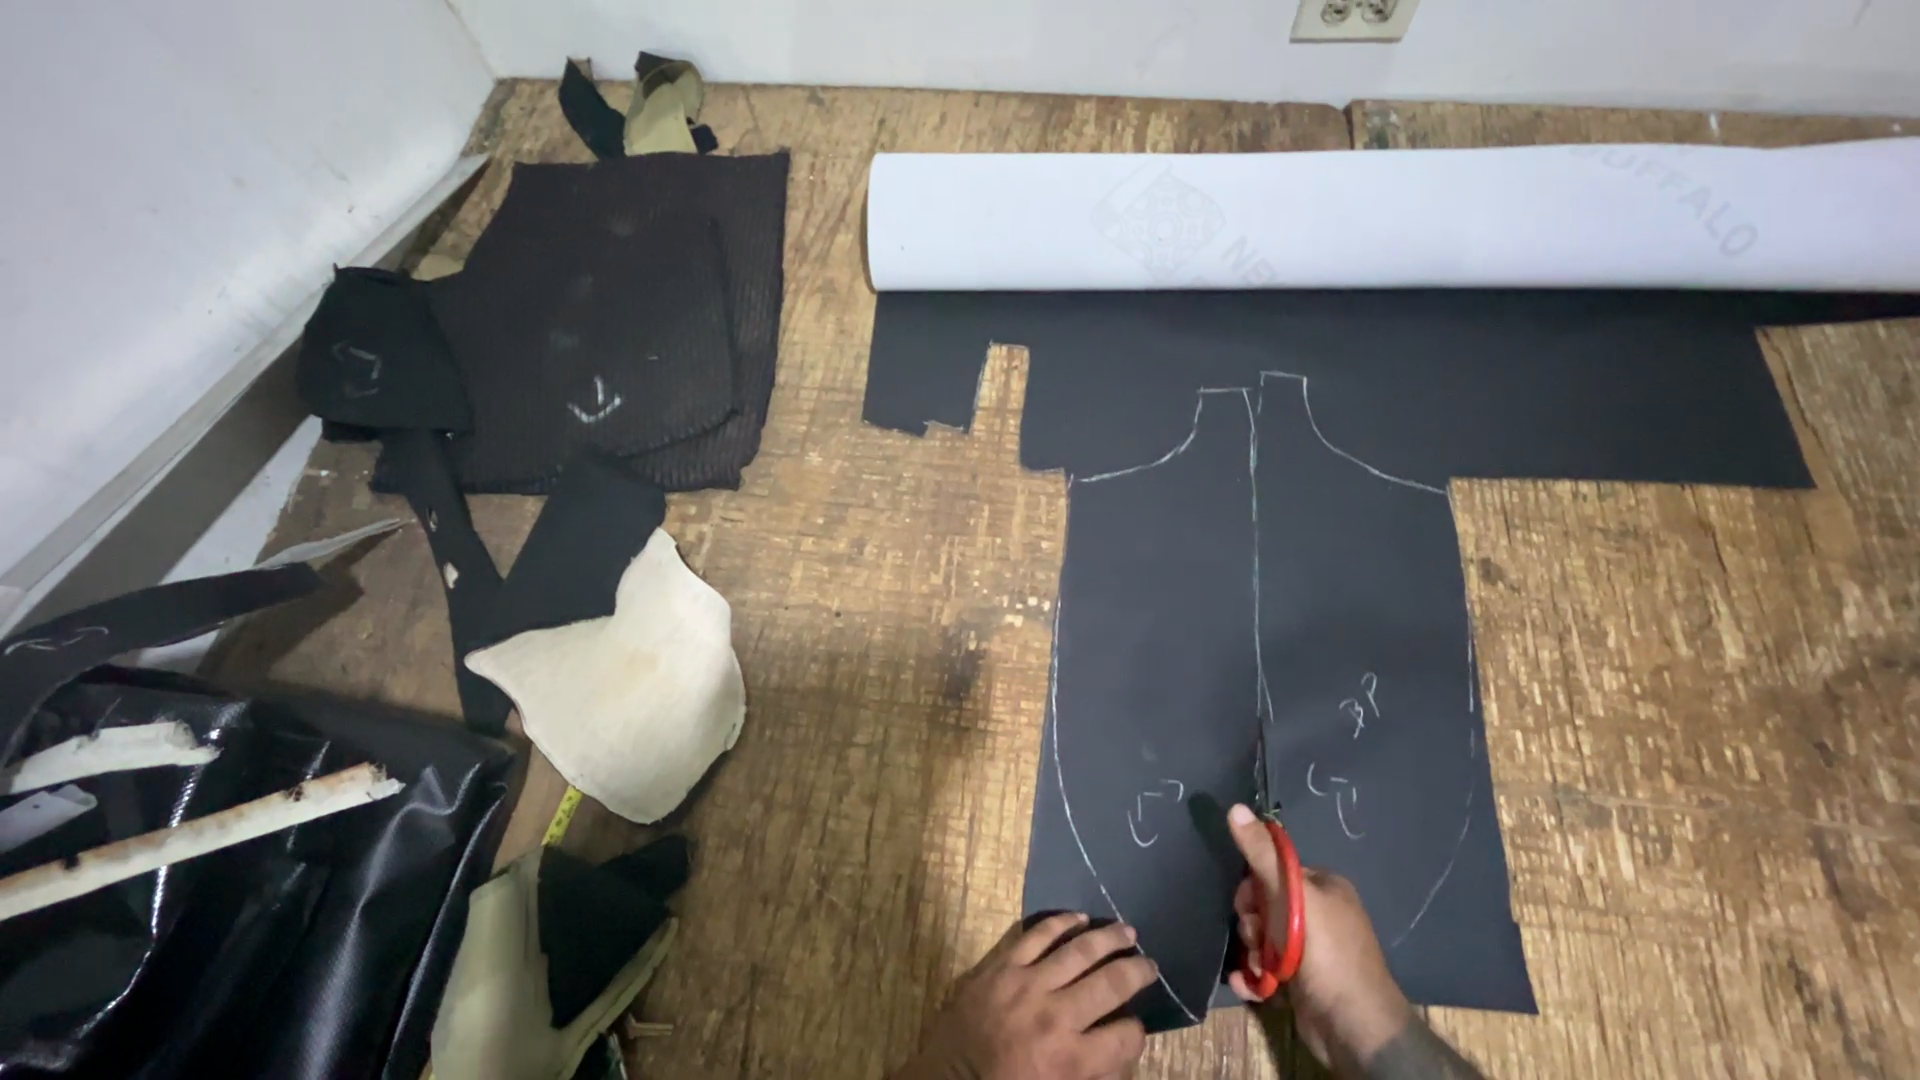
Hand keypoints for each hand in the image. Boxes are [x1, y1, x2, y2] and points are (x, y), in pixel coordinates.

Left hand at [893, 913, 1155, 1079]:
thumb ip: (1091, 1074)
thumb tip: (1117, 1053)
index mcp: (1071, 1062)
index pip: (1125, 1038)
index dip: (1137, 1032)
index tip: (1136, 1026)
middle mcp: (1056, 1017)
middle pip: (1111, 984)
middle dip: (1137, 971)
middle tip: (1150, 962)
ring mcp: (1028, 985)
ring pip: (1078, 951)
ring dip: (1107, 938)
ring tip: (1127, 930)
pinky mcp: (1003, 966)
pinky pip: (1037, 935)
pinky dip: (1061, 923)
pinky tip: (1079, 917)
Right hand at [1226, 803, 1411, 1069]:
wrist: (1354, 1028)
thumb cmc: (1327, 953)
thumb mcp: (1294, 896)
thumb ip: (1262, 854)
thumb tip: (1235, 807)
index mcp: (1324, 887)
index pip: (1275, 869)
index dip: (1254, 884)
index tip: (1248, 903)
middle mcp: (1319, 914)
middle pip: (1264, 904)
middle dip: (1252, 922)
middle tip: (1257, 938)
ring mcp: (1310, 950)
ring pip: (1262, 936)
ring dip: (1252, 950)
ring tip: (1261, 966)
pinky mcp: (1301, 980)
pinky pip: (1266, 966)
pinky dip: (1254, 974)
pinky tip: (1250, 983)